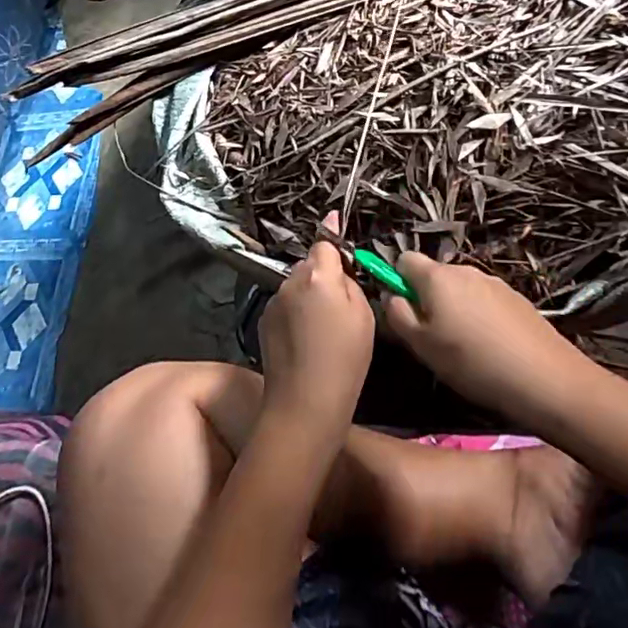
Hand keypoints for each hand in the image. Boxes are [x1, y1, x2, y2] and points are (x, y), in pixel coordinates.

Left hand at [259, 212, 374, 436]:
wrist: (304, 403)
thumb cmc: (345, 360)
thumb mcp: (364, 317)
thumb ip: (350, 284)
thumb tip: (338, 272)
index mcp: (318, 275)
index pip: (324, 242)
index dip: (333, 238)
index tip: (336, 224)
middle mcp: (290, 280)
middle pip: (310, 265)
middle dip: (323, 275)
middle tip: (341, 304)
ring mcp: (273, 300)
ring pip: (297, 286)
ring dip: (308, 295)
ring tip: (323, 328)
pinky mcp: (263, 320)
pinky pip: (285, 305)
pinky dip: (295, 313)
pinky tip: (305, 339)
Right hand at [383, 253, 592, 418]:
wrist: (547, 379)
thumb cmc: (472, 362)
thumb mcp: (421, 345)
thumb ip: (397, 314)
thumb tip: (392, 295)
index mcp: (436, 276)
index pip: (403, 259)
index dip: (398, 282)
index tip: (406, 313)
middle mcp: (465, 270)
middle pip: (434, 276)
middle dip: (428, 300)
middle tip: (433, 338)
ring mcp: (494, 283)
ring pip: (460, 290)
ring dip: (455, 310)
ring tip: (465, 349)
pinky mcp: (518, 300)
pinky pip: (485, 302)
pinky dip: (481, 318)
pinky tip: (492, 349)